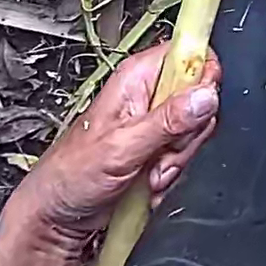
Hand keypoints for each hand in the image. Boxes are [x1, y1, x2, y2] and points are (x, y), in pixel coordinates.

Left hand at [5, 43, 220, 255]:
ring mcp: (156, 120)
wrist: (60, 212)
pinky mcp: (160, 145)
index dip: (203, 77)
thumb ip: (168, 120)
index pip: (191, 53)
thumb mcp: (122, 145)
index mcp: (138, 75)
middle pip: (201, 97)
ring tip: (149, 171)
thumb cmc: (72, 172)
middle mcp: (149, 92)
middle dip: (188, 134)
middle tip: (161, 152)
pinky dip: (174, 173)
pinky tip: (151, 181)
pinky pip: (187, 154)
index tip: (195, 108)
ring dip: (178, 159)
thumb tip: (206, 96)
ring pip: (196, 129)